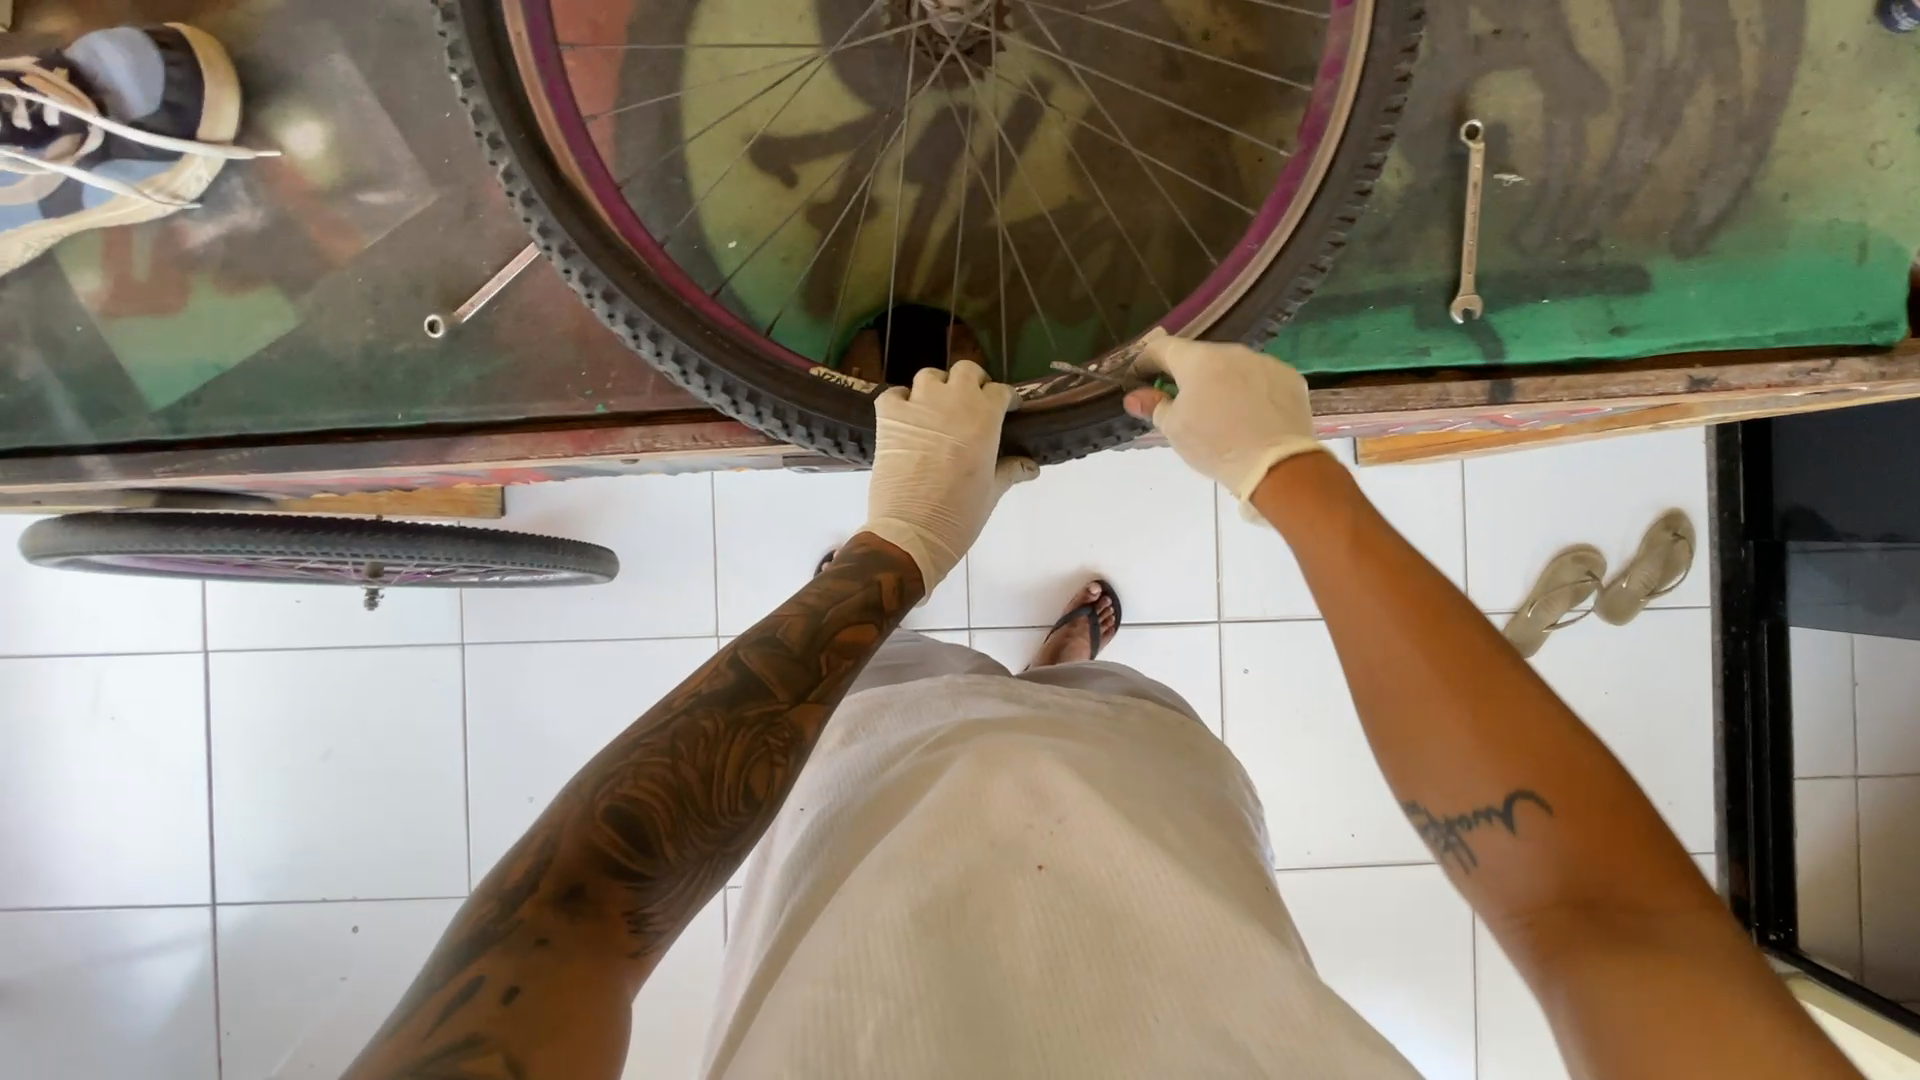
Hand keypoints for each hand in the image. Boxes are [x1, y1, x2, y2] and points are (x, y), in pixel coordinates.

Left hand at [862, 360, 1037, 594]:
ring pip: (929, 376)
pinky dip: (900, 401)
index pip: (1000, 391)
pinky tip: (905, 418)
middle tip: (972, 403)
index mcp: (985, 418)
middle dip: (972, 383)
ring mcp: (918, 406)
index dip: (1005, 399)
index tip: (1007, 409)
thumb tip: (1032, 467)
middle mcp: (953, 402)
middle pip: (966, 371)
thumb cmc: (960, 514)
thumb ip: (1011, 471)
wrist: (912, 530)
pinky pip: (894, 394)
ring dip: (936, 387)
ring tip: (937, 408)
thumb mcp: (991, 493)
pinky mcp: (888, 417)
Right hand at [1123, 337, 1325, 512]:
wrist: (1276, 464)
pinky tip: (1249, 416)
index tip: (1139, 378)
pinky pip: (1260, 379)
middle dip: (1186, 376)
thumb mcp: (1174, 429)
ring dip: (1220, 382)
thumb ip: (1154, 406)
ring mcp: (1264, 362)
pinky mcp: (1289, 378)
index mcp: (1198, 360)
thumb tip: (1134, 397)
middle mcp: (1232, 352)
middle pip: (1200, 357)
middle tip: (1181, 403)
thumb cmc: (1215, 445)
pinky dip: (1249, 391)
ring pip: (1232, 367)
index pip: (1163, 348)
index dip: (1145, 361)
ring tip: (1219, 413)